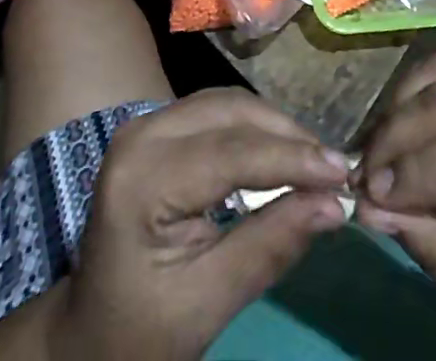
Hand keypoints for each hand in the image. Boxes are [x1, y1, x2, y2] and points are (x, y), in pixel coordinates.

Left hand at [50, 88, 351, 360]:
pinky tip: (281, 155)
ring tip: (315, 164)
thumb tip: (336, 204)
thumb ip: (272, 244)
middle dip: (287, 137)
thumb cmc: (143, 327)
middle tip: (335, 170)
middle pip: (231, 113)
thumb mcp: (209, 300)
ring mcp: (144, 126)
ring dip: (274, 128)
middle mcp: (139, 136)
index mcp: (141, 180)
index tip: (345, 173)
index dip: (293, 158)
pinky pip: (216, 113)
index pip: (231, 153)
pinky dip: (255, 129)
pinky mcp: (156, 130)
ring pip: (228, 104)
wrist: (90, 330)